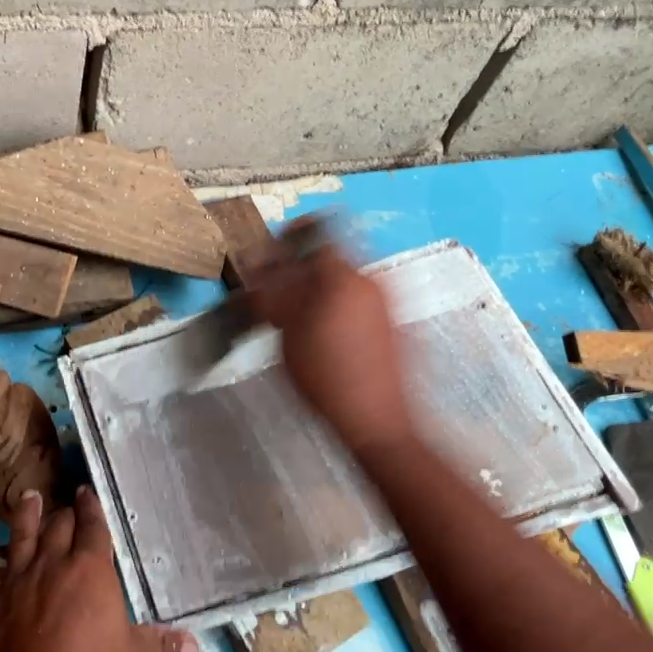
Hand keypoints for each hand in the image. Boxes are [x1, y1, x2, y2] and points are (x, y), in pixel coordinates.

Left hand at [0, 489, 198, 651]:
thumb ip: (159, 645)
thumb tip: (193, 644)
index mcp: (90, 570)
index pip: (92, 527)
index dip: (91, 507)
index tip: (88, 493)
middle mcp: (53, 565)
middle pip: (58, 527)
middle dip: (64, 513)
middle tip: (66, 505)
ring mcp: (18, 582)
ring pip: (20, 537)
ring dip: (24, 516)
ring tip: (27, 498)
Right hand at [243, 240, 417, 451]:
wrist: (376, 419)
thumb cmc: (324, 376)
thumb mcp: (286, 334)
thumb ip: (272, 293)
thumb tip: (259, 266)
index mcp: (341, 276)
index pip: (315, 233)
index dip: (289, 236)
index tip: (270, 252)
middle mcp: (369, 280)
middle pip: (330, 256)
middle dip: (301, 266)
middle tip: (276, 288)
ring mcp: (386, 301)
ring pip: (344, 278)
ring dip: (318, 286)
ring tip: (295, 315)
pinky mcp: (393, 322)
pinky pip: (358, 298)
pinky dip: (336, 303)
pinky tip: (321, 333)